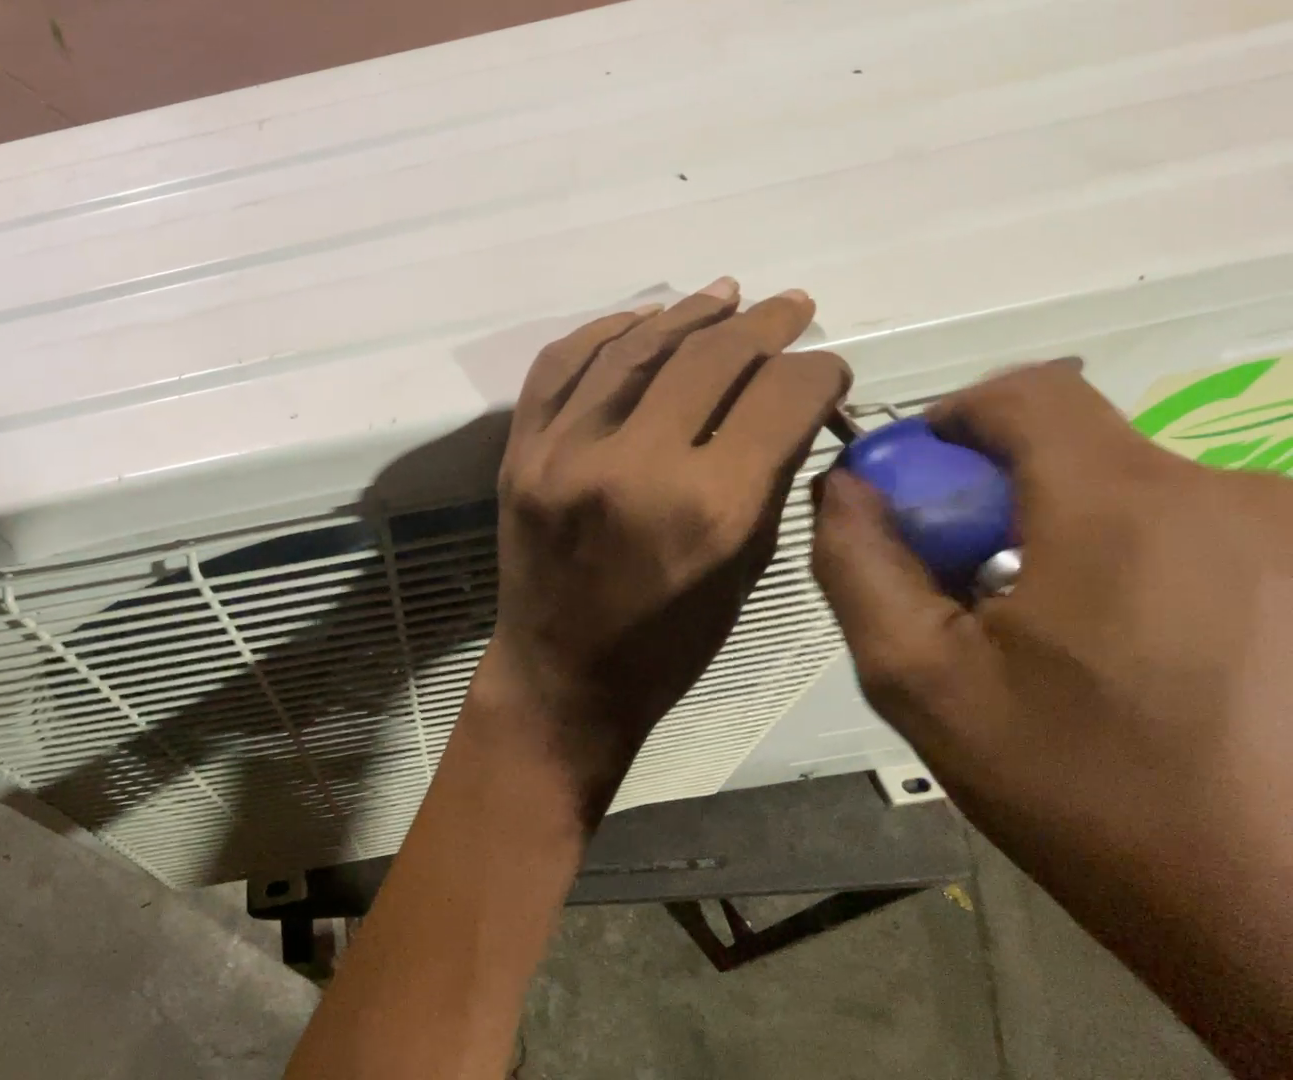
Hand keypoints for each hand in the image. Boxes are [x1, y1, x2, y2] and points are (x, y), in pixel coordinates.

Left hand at [476, 278, 848, 819]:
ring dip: (686, 314)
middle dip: (763, 325)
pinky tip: (639, 322)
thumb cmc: (665, 644)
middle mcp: (632, 467)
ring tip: (723, 296)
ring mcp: (561, 455)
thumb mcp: (745, 569)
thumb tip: (791, 399)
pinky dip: (602, 333)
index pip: (783, 395)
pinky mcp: (518, 455)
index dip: (819, 370)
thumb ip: (769, 477)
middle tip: (789, 308)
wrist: (559, 677)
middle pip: (710, 357)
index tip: (826, 369)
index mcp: (708, 508)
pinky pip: (557, 367)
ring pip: (632, 349)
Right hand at [813, 361, 1292, 1075]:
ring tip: (1051, 636)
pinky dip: (1137, 563)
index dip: (955, 418)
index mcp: (1124, 508)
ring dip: (1070, 535)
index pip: (1031, 392)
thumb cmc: (1068, 782)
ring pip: (1139, 493)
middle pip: (1080, 449)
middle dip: (1003, 498)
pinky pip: (1200, 532)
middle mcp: (1235, 496)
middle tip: (968, 588)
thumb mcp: (914, 676)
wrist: (1260, 904)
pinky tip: (1131, 652)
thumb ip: (858, 563)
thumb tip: (844, 485)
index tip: (920, 483)